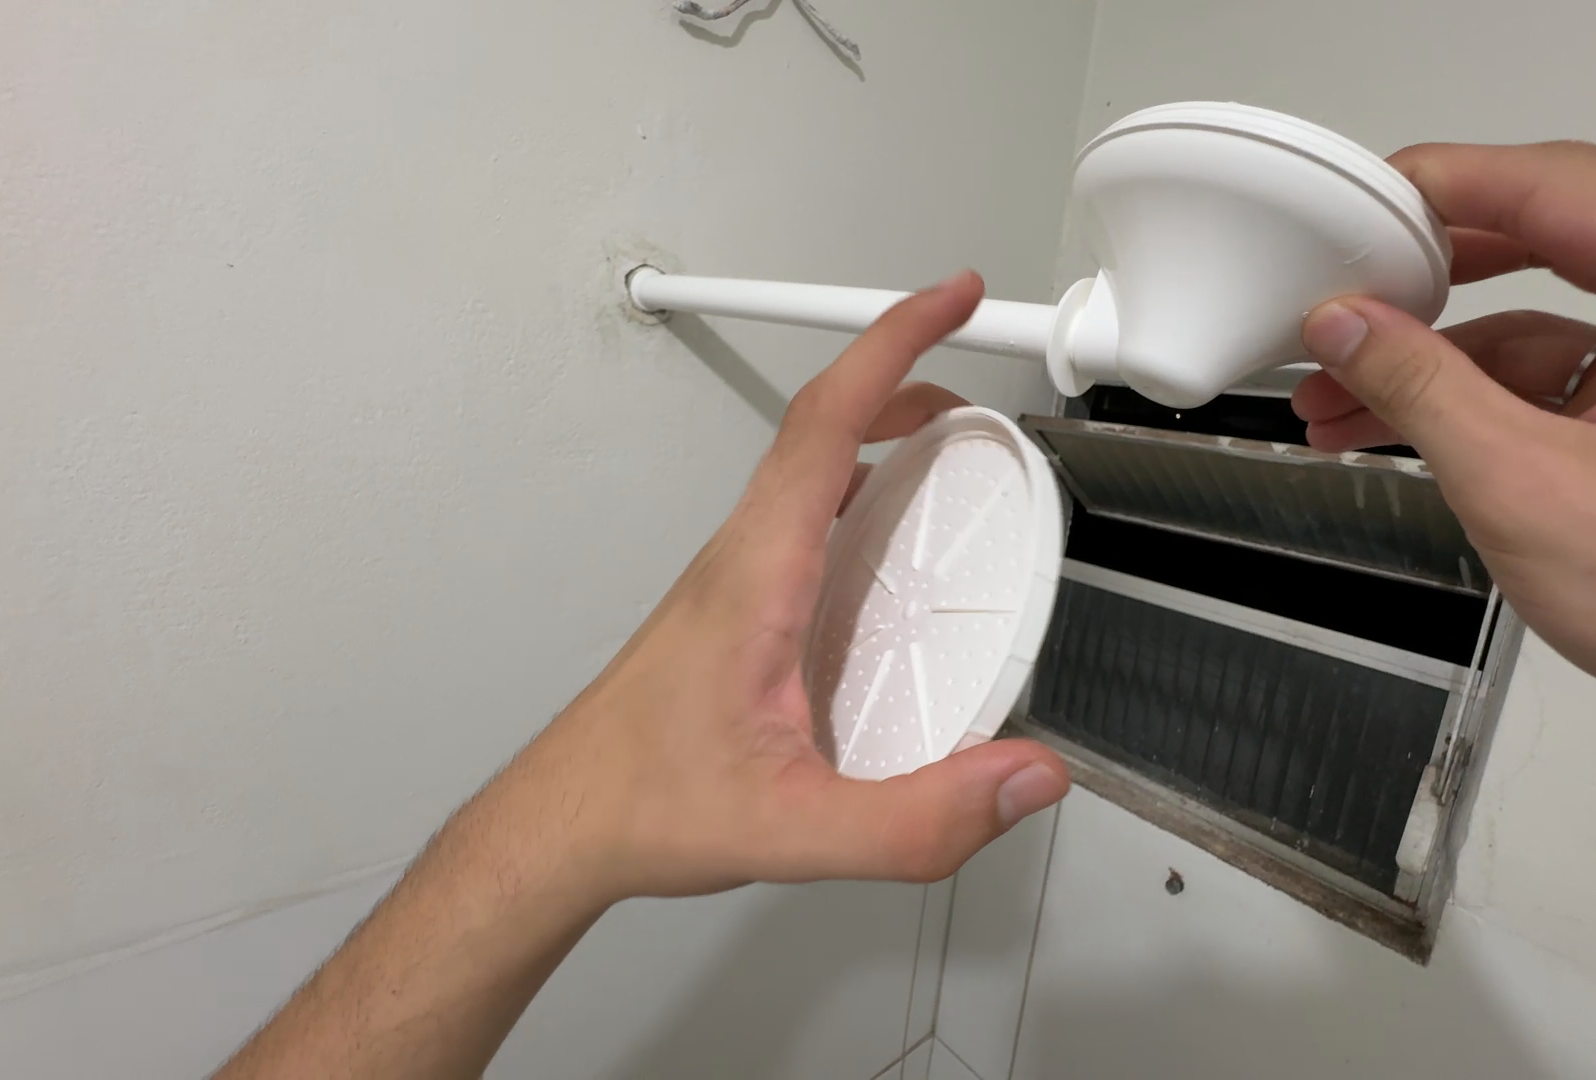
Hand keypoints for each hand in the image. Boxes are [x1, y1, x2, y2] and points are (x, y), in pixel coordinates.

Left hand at [213, 273, 1071, 1079]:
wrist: (570, 817)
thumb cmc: (649, 802)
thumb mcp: (797, 827)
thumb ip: (918, 818)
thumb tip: (1025, 775)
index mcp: (760, 572)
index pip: (826, 420)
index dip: (892, 345)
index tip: (949, 300)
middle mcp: (746, 553)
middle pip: (823, 425)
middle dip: (902, 380)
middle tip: (972, 390)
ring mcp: (740, 570)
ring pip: (811, 465)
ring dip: (879, 432)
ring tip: (948, 451)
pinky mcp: (742, 597)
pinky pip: (805, 512)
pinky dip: (858, 490)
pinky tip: (891, 544)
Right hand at [1292, 141, 1595, 1073]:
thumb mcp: (1527, 482)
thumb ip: (1421, 387)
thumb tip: (1342, 324)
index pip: (1575, 191)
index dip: (1449, 187)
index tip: (1362, 194)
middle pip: (1550, 243)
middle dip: (1421, 285)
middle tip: (1333, 298)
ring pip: (1530, 321)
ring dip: (1422, 359)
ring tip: (1329, 396)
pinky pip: (1539, 375)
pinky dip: (1455, 398)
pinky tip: (1379, 425)